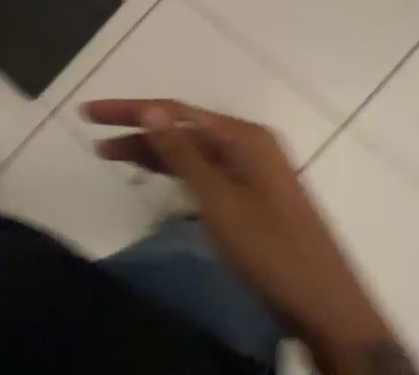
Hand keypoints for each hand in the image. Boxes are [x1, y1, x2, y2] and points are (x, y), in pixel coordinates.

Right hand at [82, 99, 405, 371]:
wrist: (329, 312)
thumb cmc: (271, 250)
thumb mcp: (218, 199)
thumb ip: (181, 152)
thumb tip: (149, 107)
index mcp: (244, 137)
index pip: (174, 111)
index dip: (129, 110)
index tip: (89, 113)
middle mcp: (248, 146)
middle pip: (180, 127)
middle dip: (135, 128)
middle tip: (91, 129)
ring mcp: (252, 172)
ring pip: (189, 150)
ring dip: (150, 149)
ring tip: (107, 154)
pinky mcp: (251, 197)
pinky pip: (202, 170)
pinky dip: (172, 169)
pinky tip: (150, 172)